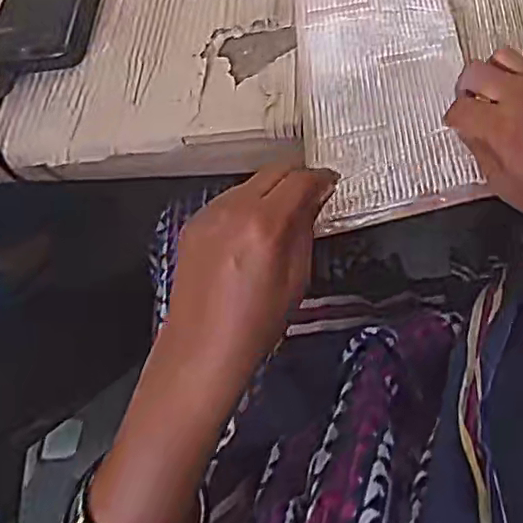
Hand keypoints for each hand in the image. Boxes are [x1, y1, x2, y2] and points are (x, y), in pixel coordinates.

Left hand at [159, 163, 336, 381]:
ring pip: (251, 182)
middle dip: (296, 177)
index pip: (299, 179)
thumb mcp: (296, 278)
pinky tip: (252, 230)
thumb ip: (305, 230)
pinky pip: (229, 199)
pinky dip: (247, 204)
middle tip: (311, 193)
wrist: (200, 352)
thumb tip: (313, 201)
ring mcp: (209, 214)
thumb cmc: (254, 326)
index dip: (320, 178)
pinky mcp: (194, 223)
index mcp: (264, 224)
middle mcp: (233, 210)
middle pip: (274, 170)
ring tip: (281, 215)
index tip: (329, 183)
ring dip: (271, 189)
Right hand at [444, 46, 522, 248]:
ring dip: (493, 72)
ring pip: (502, 55)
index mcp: (501, 128)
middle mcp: (520, 98)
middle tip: (471, 105)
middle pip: (474, 71)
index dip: (453, 117)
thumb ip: (478, 148)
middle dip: (465, 89)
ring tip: (496, 91)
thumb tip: (465, 127)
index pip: (460, 107)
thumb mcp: (501, 183)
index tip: (457, 124)